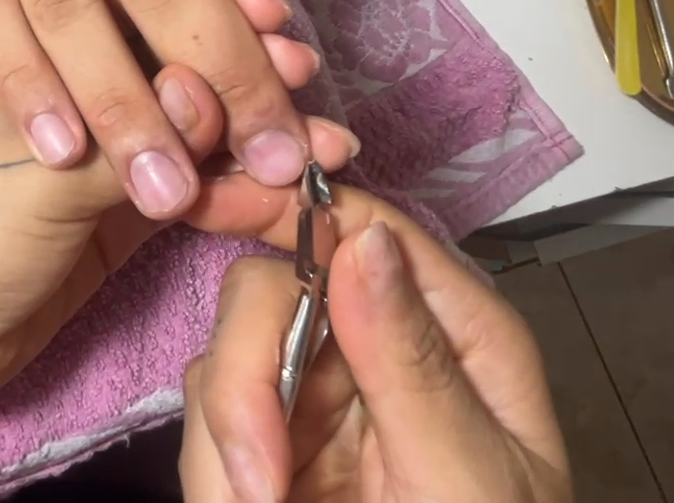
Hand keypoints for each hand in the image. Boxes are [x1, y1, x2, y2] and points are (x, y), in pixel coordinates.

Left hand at [0, 0, 357, 418]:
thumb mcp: (35, 176)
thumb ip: (126, 137)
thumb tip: (210, 90)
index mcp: (36, 48)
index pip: (131, 10)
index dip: (204, 12)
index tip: (273, 22)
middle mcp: (76, 86)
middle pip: (174, 65)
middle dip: (243, 71)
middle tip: (305, 80)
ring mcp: (104, 148)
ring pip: (194, 128)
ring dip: (255, 136)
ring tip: (324, 145)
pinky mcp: (122, 208)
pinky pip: (193, 188)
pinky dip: (240, 192)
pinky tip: (290, 194)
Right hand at [178, 190, 571, 502]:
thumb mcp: (470, 486)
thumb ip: (414, 362)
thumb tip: (362, 234)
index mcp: (444, 326)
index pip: (356, 223)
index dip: (279, 199)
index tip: (208, 202)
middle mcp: (368, 336)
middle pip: (265, 285)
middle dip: (245, 374)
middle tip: (260, 477)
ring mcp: (310, 381)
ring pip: (222, 351)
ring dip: (230, 439)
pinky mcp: (264, 427)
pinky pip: (203, 413)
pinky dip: (216, 469)